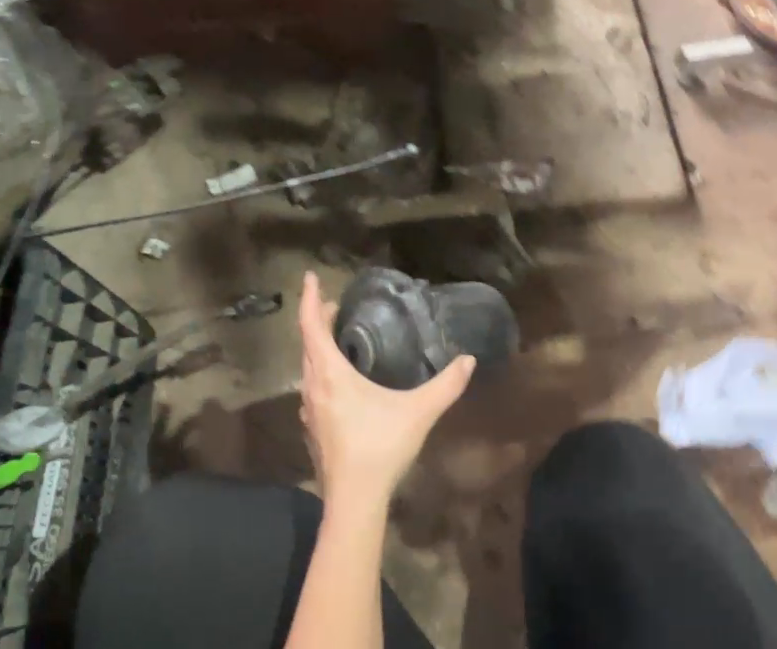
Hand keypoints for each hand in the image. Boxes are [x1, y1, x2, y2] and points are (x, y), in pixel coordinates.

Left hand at [297, 271, 474, 509]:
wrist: (354, 500)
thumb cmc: (380, 447)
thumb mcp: (418, 412)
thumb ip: (445, 385)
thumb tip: (468, 360)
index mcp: (331, 374)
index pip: (312, 326)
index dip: (311, 299)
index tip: (311, 277)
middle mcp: (314, 387)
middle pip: (307, 344)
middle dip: (318, 320)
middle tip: (336, 306)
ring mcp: (309, 411)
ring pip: (307, 369)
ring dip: (317, 348)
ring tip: (338, 340)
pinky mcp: (313, 430)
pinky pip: (312, 390)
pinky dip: (321, 373)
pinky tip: (339, 384)